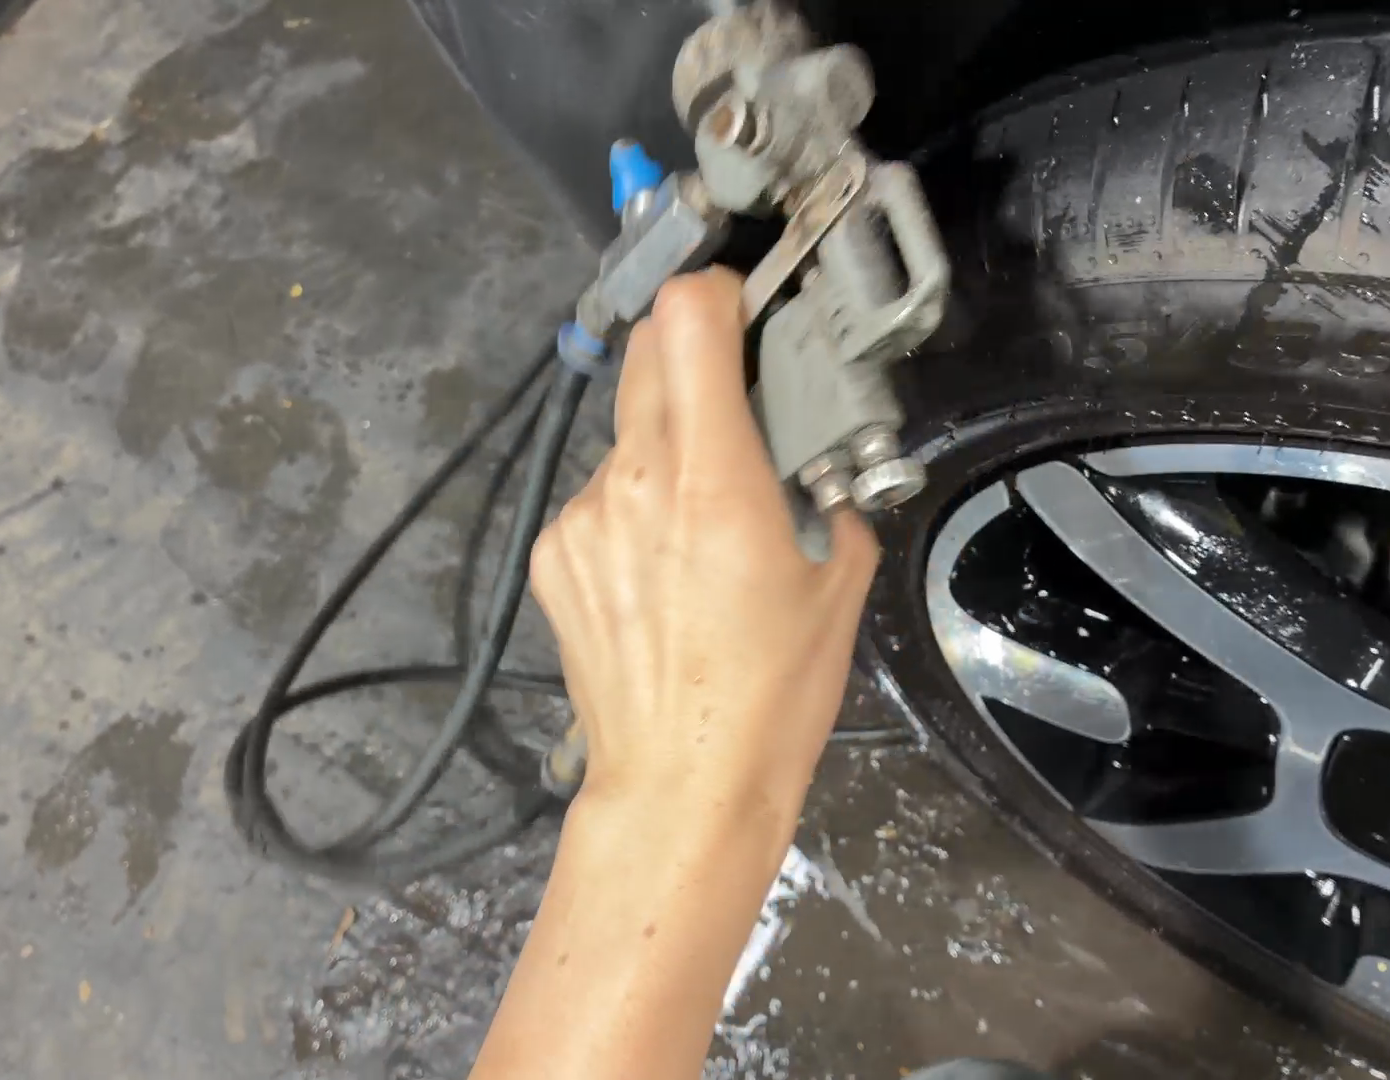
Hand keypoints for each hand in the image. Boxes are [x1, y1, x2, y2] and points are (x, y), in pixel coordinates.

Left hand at [529, 269, 879, 821]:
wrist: (681, 781)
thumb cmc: (773, 692)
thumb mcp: (837, 583)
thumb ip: (825, 495)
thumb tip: (806, 467)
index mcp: (711, 478)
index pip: (687, 321)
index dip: (716, 296)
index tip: (742, 313)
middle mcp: (632, 480)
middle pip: (645, 355)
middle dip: (692, 357)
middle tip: (735, 404)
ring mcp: (580, 517)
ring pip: (625, 432)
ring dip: (665, 444)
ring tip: (698, 520)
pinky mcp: (552, 555)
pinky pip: (598, 495)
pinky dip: (631, 502)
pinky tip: (657, 567)